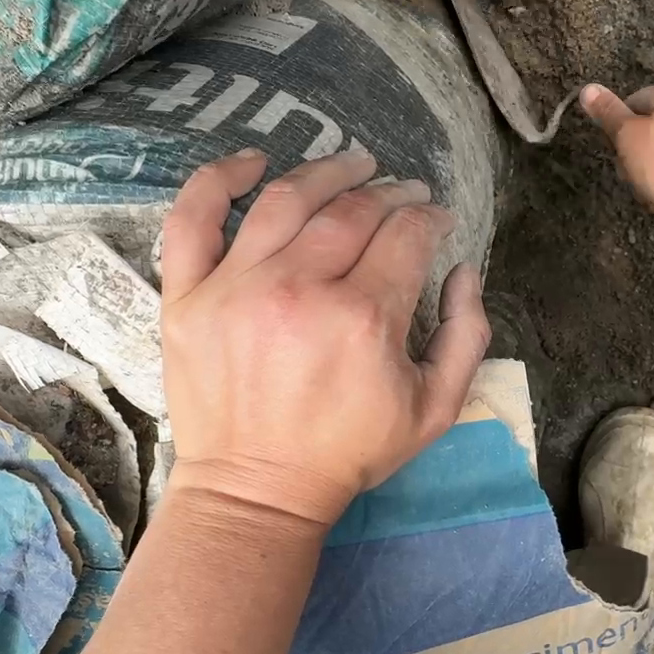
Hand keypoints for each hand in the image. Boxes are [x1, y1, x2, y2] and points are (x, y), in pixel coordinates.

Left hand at [157, 147, 490, 528]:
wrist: (256, 491)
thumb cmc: (350, 451)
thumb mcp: (435, 409)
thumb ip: (466, 335)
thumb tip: (463, 270)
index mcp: (365, 318)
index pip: (407, 235)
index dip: (430, 217)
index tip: (437, 219)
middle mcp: (300, 289)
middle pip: (353, 211)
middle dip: (390, 193)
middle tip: (404, 193)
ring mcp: (235, 288)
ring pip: (287, 199)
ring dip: (327, 171)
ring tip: (353, 163)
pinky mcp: (187, 297)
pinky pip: (193, 219)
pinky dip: (220, 179)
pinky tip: (253, 162)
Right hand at [581, 83, 653, 222]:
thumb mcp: (627, 135)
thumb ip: (607, 112)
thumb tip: (588, 89)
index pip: (634, 100)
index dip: (618, 125)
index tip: (615, 148)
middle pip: (652, 125)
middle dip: (635, 150)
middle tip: (629, 172)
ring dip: (650, 167)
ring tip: (647, 188)